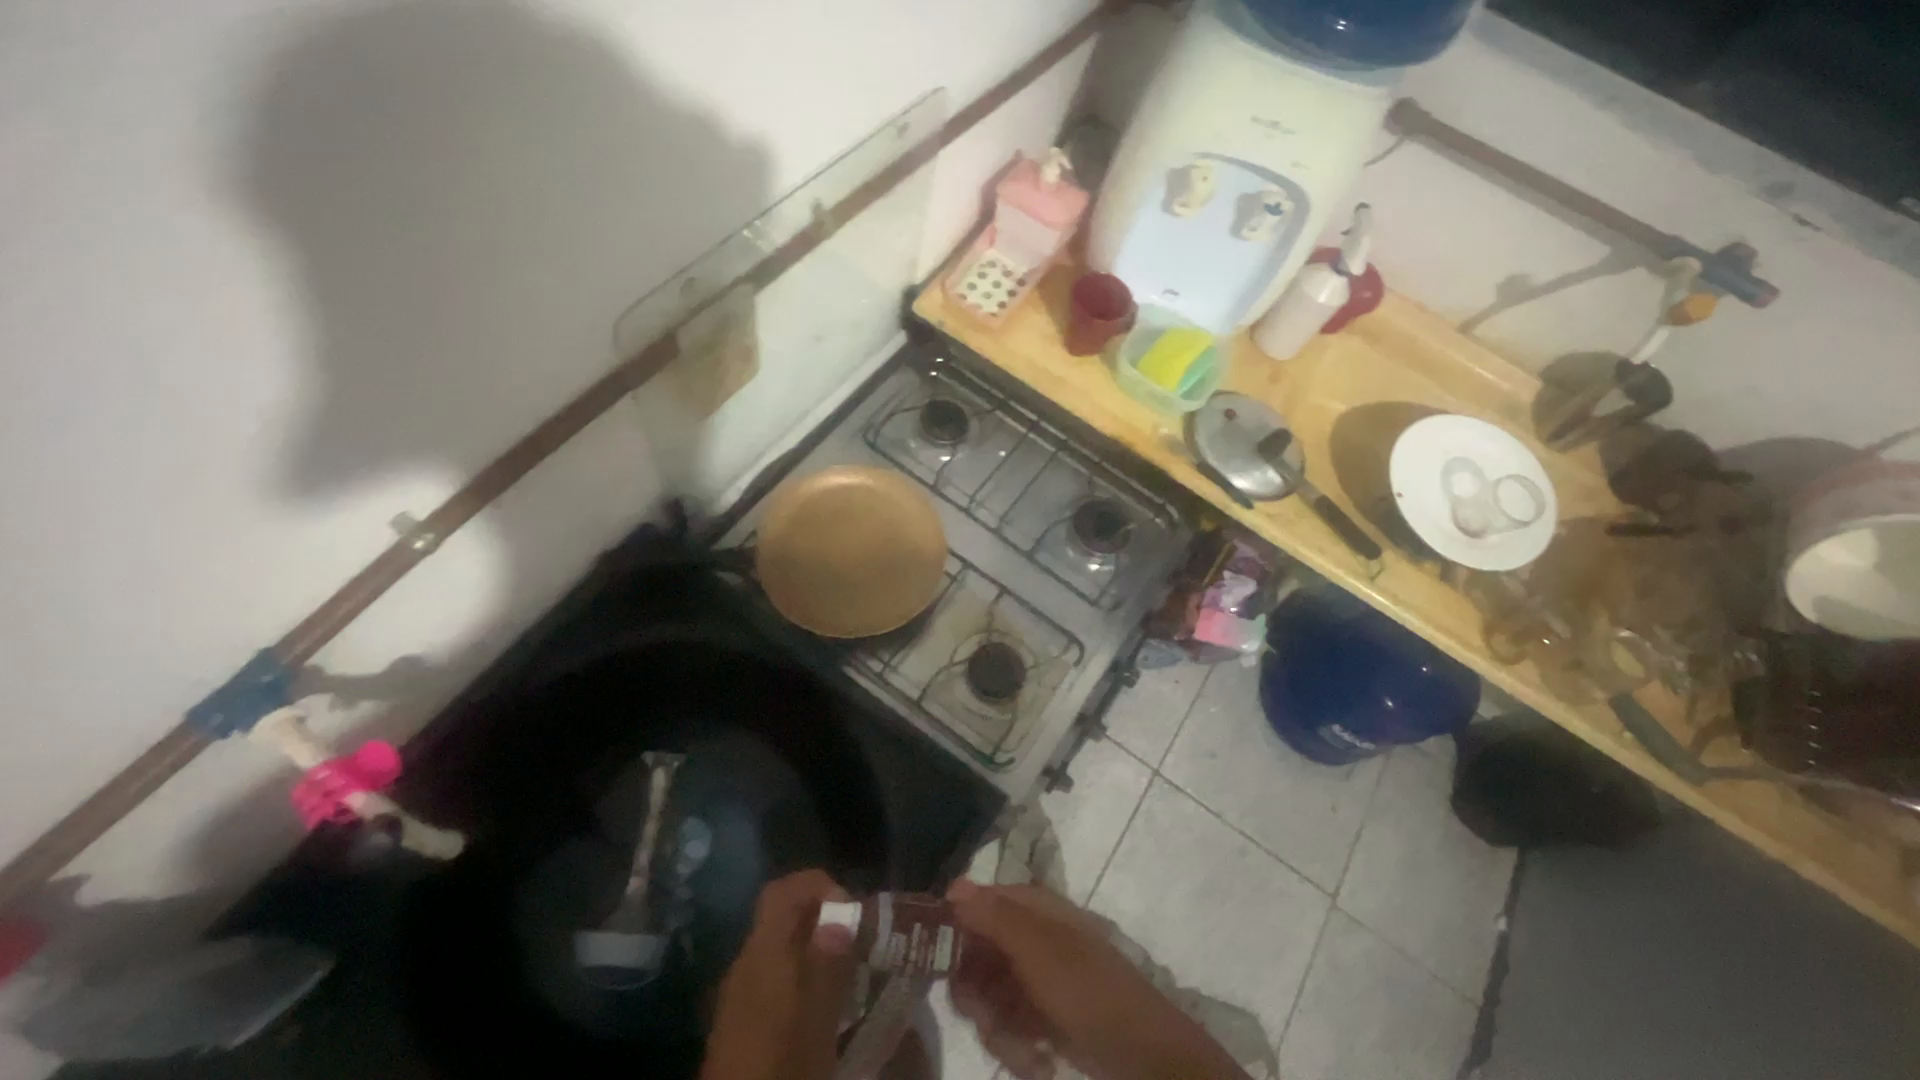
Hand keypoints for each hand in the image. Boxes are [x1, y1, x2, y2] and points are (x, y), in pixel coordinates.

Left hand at [700, 870, 856, 1079]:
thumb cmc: (780, 1064)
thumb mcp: (816, 1018)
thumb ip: (828, 964)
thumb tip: (839, 917)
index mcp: (763, 951)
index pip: (783, 891)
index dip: (818, 886)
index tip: (853, 910)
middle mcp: (746, 963)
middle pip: (782, 919)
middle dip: (823, 920)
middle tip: (861, 942)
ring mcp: (739, 993)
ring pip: (780, 950)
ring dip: (815, 951)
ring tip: (851, 976)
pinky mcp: (740, 1022)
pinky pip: (774, 979)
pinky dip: (802, 979)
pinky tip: (825, 1009)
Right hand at [946, 880, 1248, 1079]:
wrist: (1143, 1056)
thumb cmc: (1089, 991)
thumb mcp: (1039, 948)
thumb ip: (994, 915)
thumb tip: (952, 885)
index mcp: (1034, 908)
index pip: (976, 903)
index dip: (955, 929)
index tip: (941, 962)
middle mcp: (1031, 938)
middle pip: (973, 956)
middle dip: (975, 993)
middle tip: (985, 1015)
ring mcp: (1036, 980)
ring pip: (985, 998)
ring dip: (996, 1028)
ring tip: (1023, 1048)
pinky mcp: (1041, 1018)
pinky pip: (1005, 1026)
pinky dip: (1014, 1046)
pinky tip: (1036, 1059)